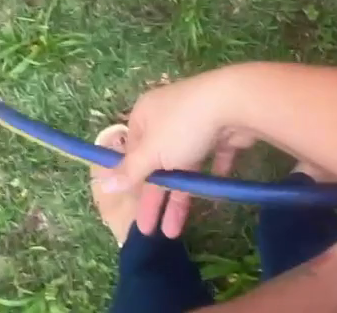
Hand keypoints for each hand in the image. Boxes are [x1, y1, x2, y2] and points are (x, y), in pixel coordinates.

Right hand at [108, 65, 259, 237]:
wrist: (234, 103)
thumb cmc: (183, 126)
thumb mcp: (152, 151)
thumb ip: (130, 171)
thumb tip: (103, 183)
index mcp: (145, 115)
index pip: (132, 150)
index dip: (131, 180)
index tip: (131, 208)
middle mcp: (168, 116)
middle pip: (157, 162)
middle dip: (154, 198)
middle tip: (148, 232)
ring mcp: (195, 123)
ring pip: (183, 165)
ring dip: (178, 198)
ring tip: (174, 233)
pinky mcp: (220, 132)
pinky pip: (211, 159)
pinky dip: (209, 177)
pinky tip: (212, 199)